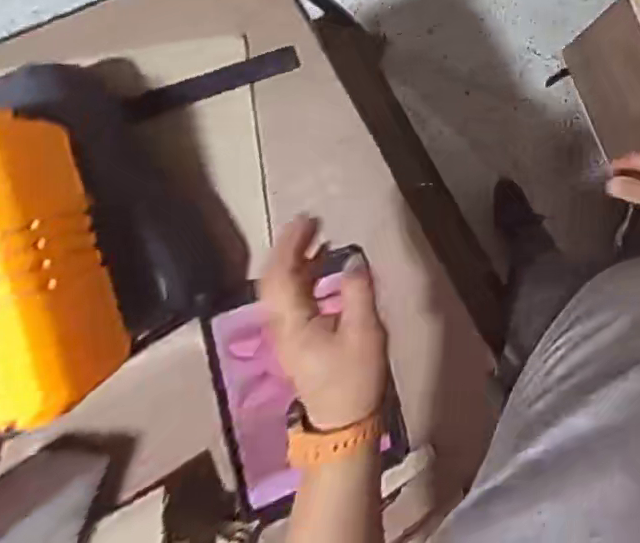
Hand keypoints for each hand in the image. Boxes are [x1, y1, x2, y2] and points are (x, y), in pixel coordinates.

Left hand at [258, 216, 387, 430]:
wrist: (343, 420)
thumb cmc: (354, 375)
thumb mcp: (364, 331)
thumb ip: (357, 292)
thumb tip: (352, 259)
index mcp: (293, 323)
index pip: (282, 277)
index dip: (290, 246)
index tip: (307, 220)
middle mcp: (281, 326)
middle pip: (275, 281)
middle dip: (290, 249)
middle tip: (312, 222)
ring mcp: (287, 334)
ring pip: (282, 289)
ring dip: (297, 260)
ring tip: (319, 237)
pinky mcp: (299, 338)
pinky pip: (293, 298)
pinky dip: (304, 276)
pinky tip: (322, 266)